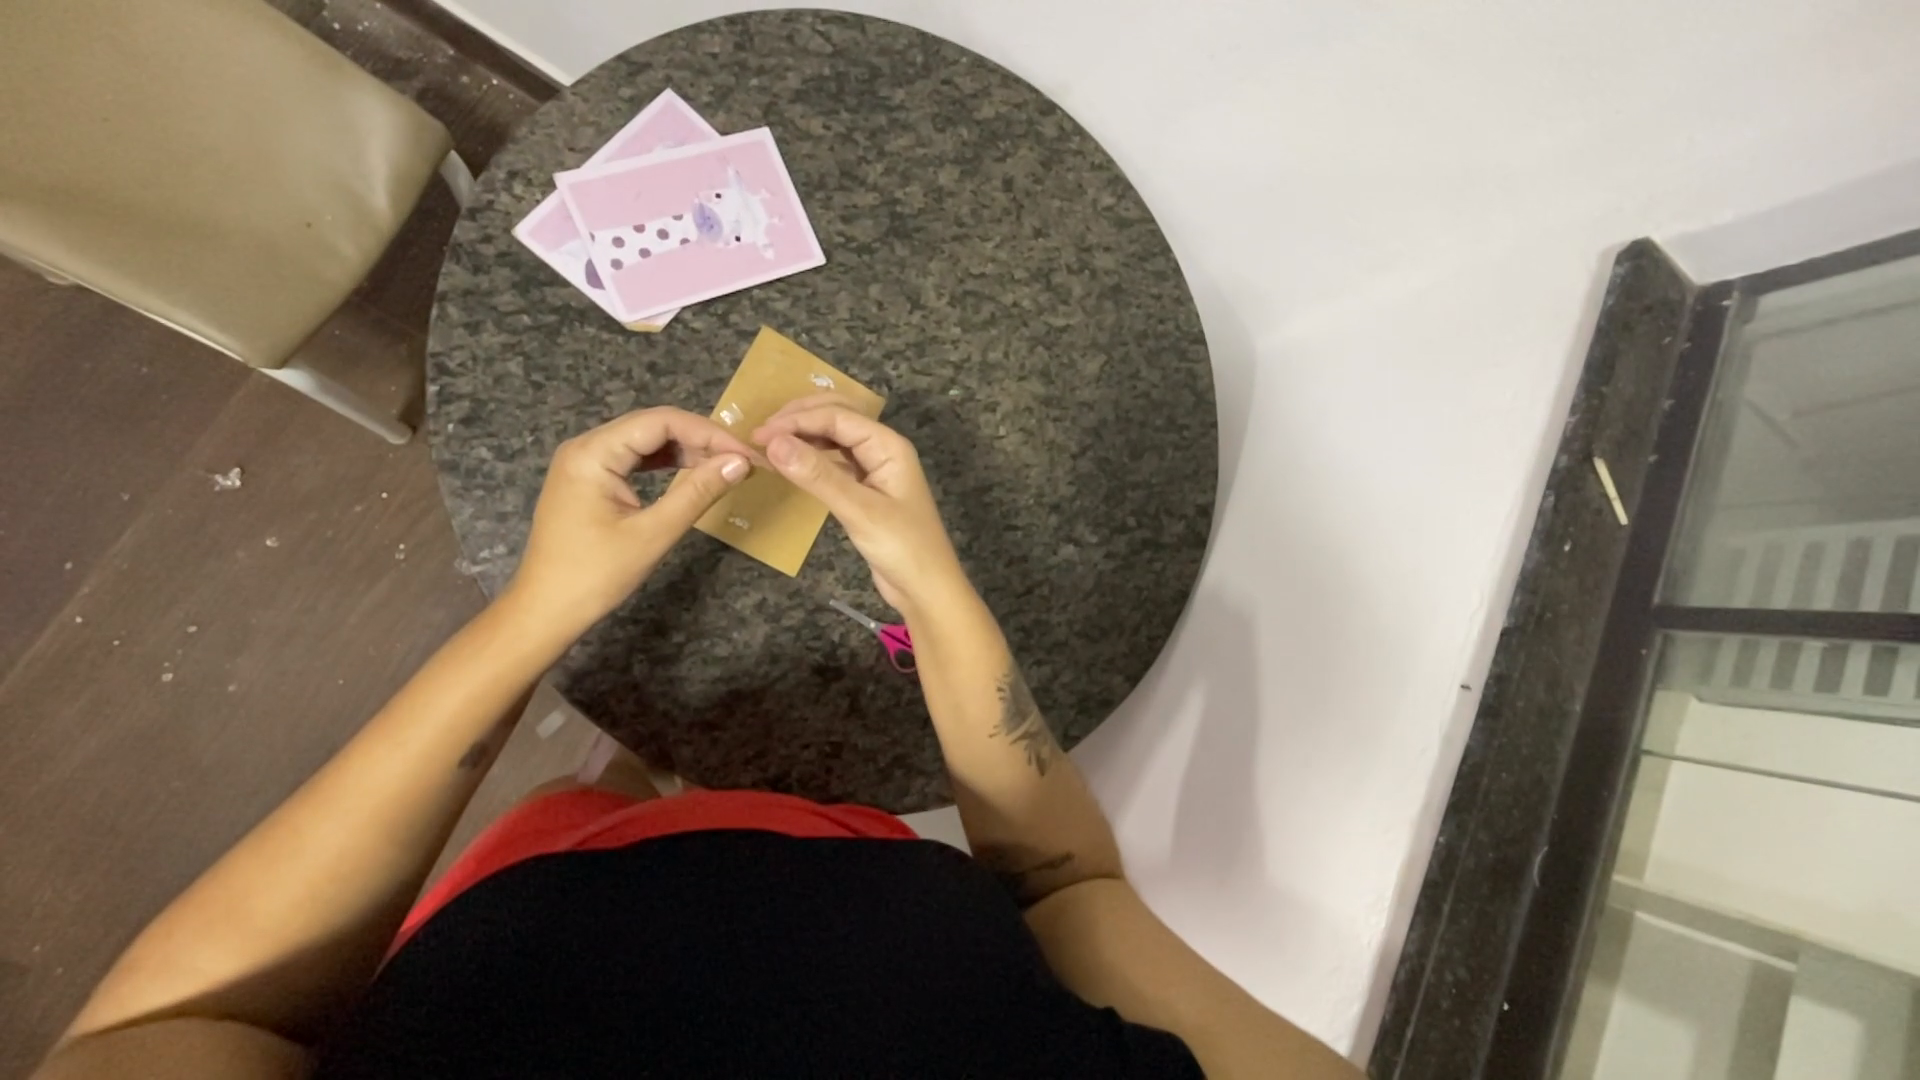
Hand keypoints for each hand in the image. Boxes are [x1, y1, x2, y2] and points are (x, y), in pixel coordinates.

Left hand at [506, 407, 752, 634]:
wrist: (546, 610)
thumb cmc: (595, 575)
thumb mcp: (653, 533)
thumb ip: (697, 493)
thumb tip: (740, 463)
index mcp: (593, 452)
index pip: (661, 422)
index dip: (709, 433)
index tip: (746, 455)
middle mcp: (585, 447)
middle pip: (653, 426)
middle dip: (701, 440)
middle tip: (742, 461)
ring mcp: (584, 462)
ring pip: (646, 441)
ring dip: (687, 451)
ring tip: (725, 466)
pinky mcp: (589, 480)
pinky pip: (634, 459)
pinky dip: (666, 464)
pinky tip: (693, 473)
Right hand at [752, 395, 965, 613]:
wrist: (926, 588)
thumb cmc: (902, 548)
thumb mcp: (859, 510)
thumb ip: (818, 475)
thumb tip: (774, 443)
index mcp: (888, 446)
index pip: (837, 417)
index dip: (796, 420)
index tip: (758, 434)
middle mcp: (882, 450)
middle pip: (837, 417)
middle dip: (799, 418)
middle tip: (760, 432)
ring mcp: (874, 470)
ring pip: (835, 439)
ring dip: (804, 436)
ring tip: (769, 445)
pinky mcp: (866, 490)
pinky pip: (835, 462)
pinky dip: (812, 459)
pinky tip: (791, 465)